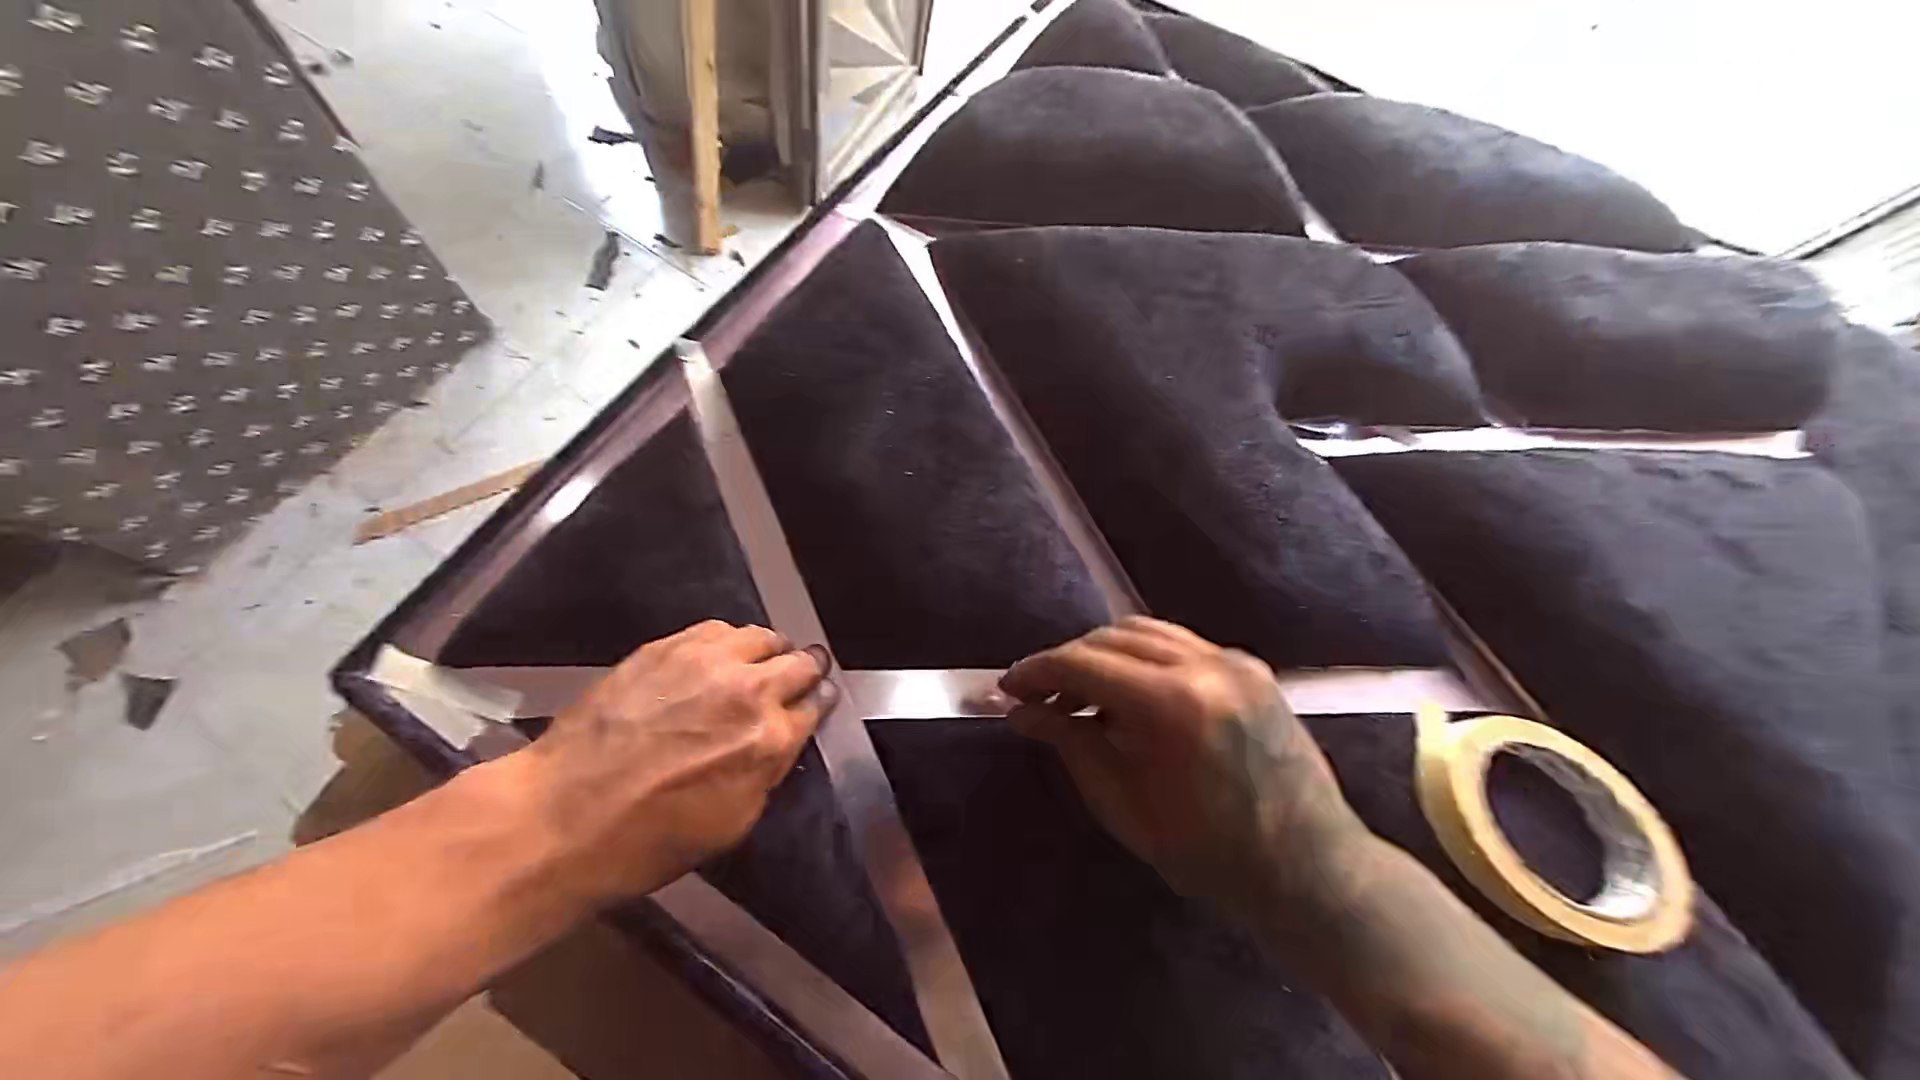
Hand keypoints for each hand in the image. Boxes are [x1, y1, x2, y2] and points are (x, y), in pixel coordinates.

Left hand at [509, 620, 834, 903]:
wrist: (562, 816)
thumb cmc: (650, 838)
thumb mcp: (735, 822)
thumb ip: (771, 769)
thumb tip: (783, 740)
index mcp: (770, 739)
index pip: (818, 703)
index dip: (819, 702)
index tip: (816, 701)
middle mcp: (749, 691)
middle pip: (802, 662)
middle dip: (806, 670)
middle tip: (798, 677)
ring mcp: (708, 662)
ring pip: (763, 636)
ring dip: (770, 652)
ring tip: (758, 663)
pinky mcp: (668, 647)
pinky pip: (718, 629)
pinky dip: (728, 642)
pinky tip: (717, 658)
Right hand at [1001, 617, 1365, 914]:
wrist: (1309, 870)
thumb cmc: (1207, 852)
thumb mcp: (1122, 803)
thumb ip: (1069, 743)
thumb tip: (1021, 711)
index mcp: (1172, 703)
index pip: (1083, 663)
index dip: (1037, 671)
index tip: (1009, 687)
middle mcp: (1206, 664)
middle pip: (1112, 637)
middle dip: (1067, 660)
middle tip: (1040, 696)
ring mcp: (1234, 661)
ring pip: (1146, 631)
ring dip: (1103, 653)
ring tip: (1080, 691)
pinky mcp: (1250, 667)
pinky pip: (1179, 643)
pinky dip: (1142, 656)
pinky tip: (1129, 690)